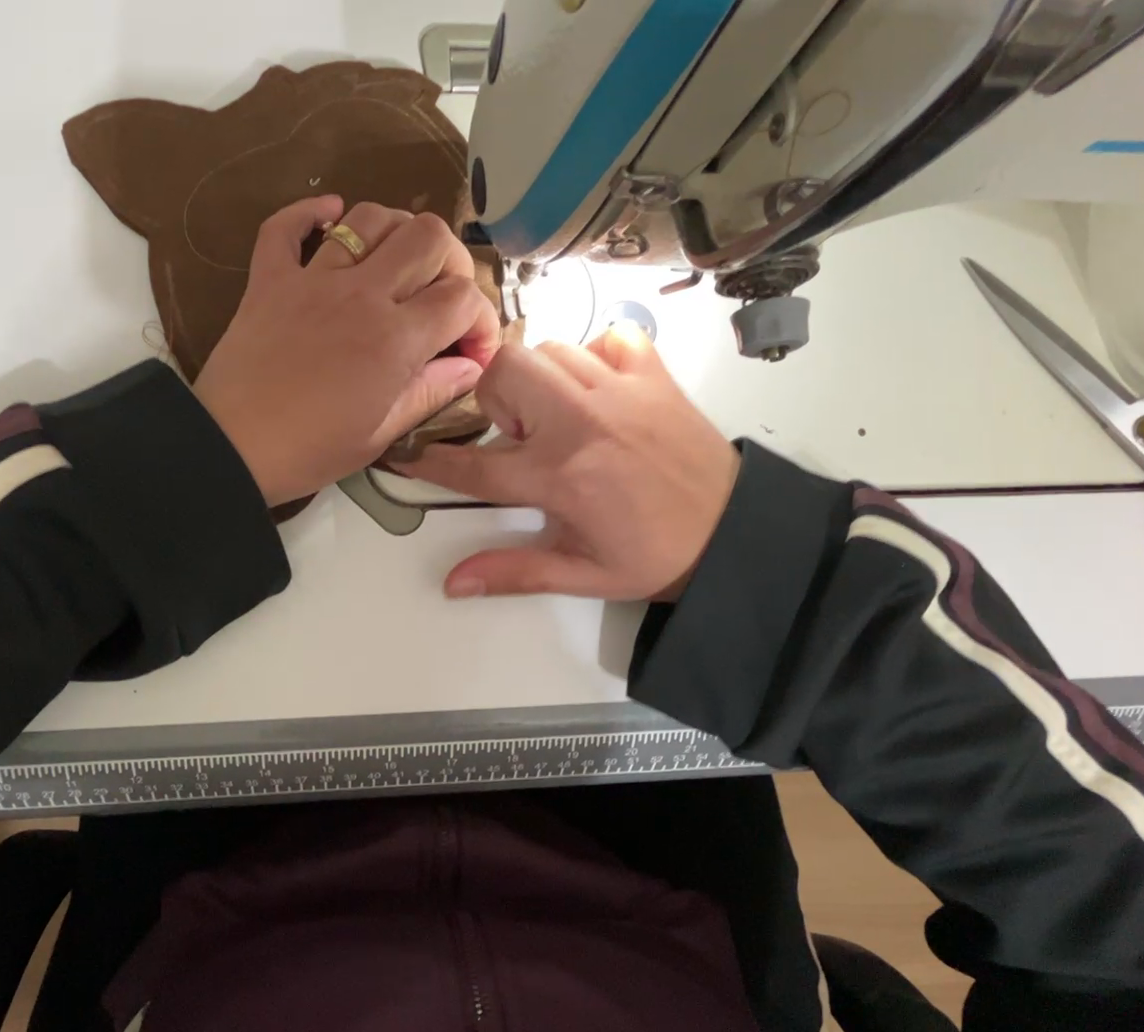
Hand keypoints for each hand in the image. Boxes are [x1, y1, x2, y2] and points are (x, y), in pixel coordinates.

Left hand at [193, 195, 500, 506]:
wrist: (228, 449)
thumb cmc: (308, 451)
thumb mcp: (380, 435)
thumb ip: (429, 392)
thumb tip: (469, 367)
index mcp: (395, 339)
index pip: (462, 298)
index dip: (481, 321)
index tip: (471, 352)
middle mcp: (361, 294)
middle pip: (428, 237)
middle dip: (452, 263)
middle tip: (442, 299)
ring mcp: (312, 280)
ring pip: (369, 219)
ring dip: (397, 232)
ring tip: (398, 265)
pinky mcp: (269, 279)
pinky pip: (285, 226)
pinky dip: (310, 213)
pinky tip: (329, 218)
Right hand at [398, 325, 740, 600]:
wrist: (735, 533)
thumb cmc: (657, 555)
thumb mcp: (581, 573)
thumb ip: (513, 571)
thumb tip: (454, 582)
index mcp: (561, 477)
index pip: (474, 466)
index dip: (432, 461)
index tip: (408, 452)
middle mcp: (583, 423)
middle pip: (504, 371)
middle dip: (494, 398)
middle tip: (518, 434)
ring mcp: (620, 391)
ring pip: (549, 348)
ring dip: (540, 378)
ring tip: (559, 414)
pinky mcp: (654, 375)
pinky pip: (610, 336)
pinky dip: (596, 353)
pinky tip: (600, 389)